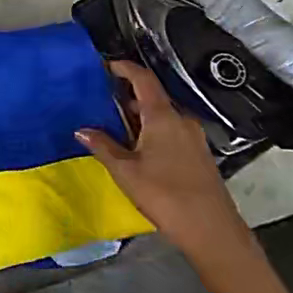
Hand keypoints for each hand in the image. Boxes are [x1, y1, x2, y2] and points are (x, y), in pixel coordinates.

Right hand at [77, 61, 248, 259]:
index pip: (143, 79)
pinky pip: (173, 130)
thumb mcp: (126, 171)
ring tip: (119, 127)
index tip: (108, 66)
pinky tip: (142, 149)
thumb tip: (82, 130)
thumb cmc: (164, 194)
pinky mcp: (200, 152)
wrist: (210, 226)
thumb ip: (103, 147)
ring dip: (142, 115)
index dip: (125, 68)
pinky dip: (155, 129)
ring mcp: (194, 135)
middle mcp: (181, 118)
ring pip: (164, 115)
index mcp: (162, 116)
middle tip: (106, 102)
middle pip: (154, 96)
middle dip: (129, 96)